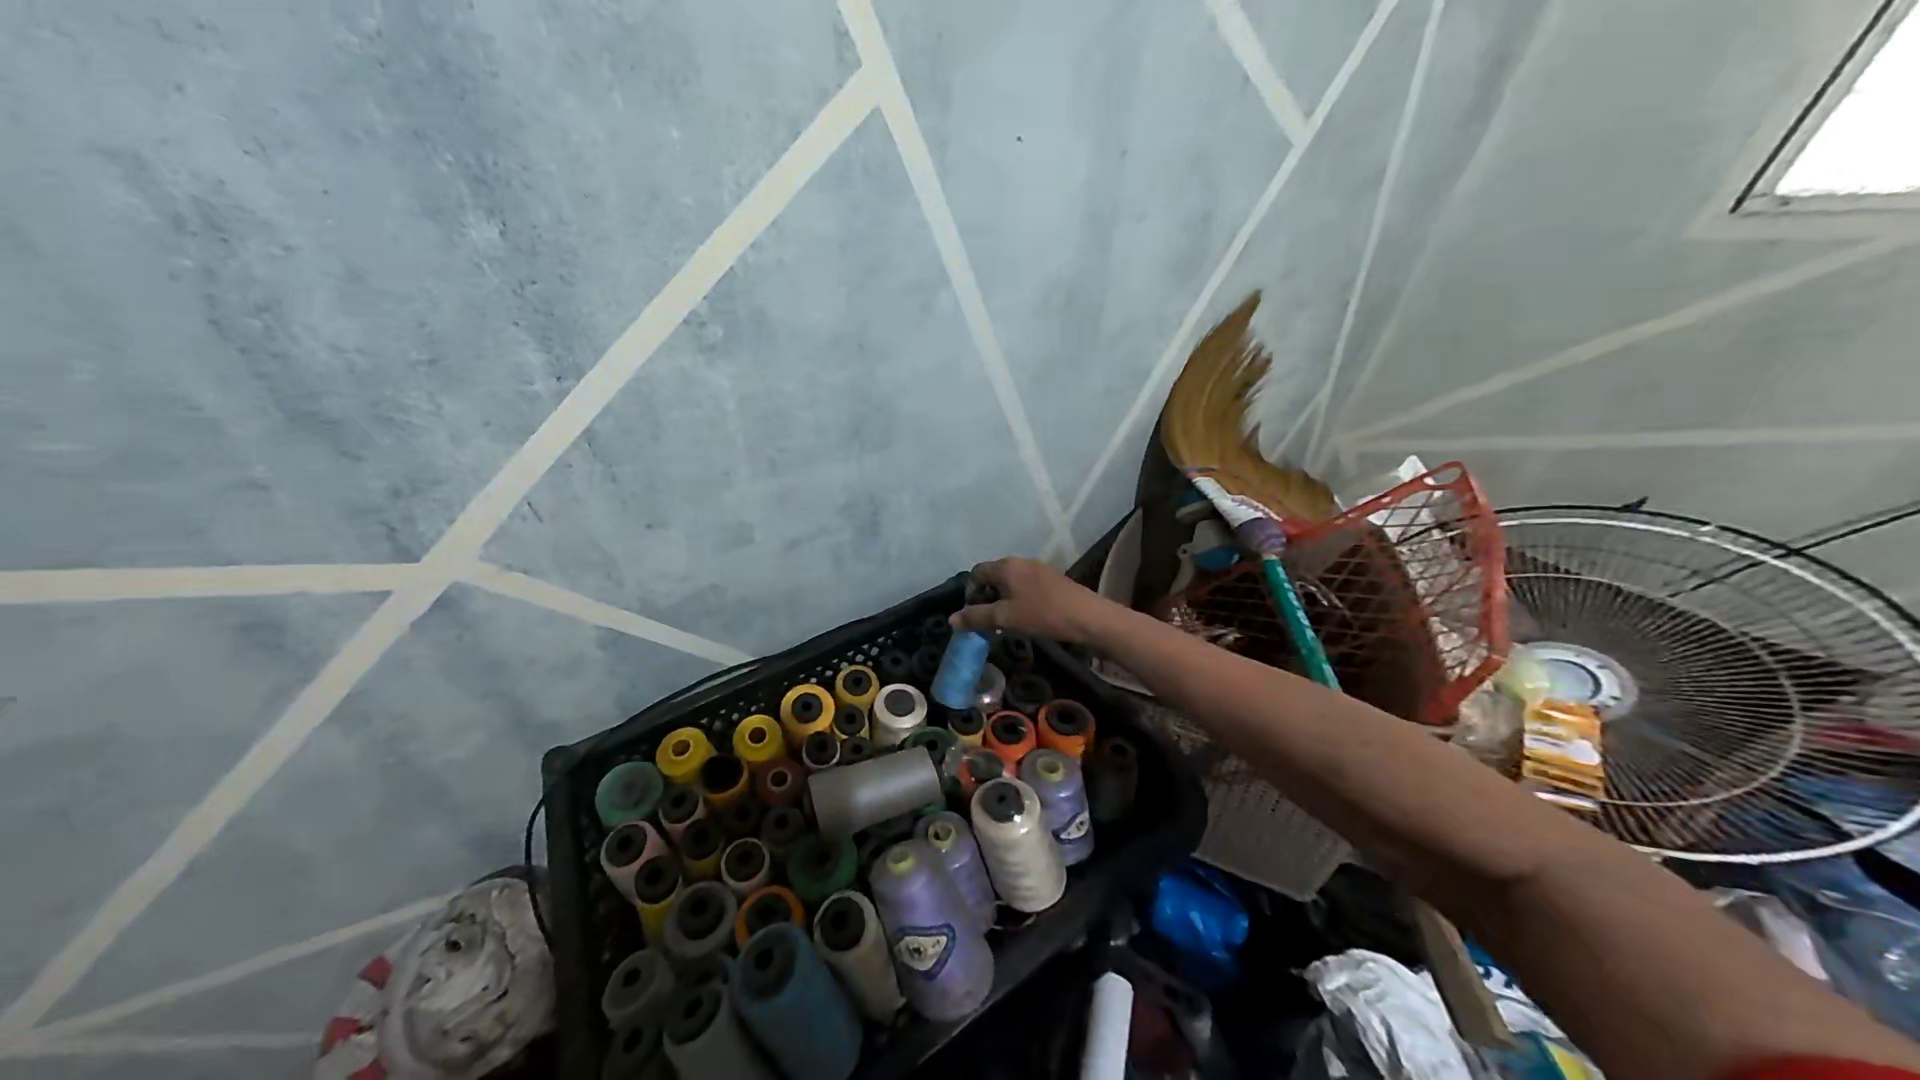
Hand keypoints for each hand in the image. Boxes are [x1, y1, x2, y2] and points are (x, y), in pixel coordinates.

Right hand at [949, 557, 1115, 643]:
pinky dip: (1020, 598)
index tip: (974, 614)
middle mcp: (1020, 562)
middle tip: (989, 620)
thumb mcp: (1005, 619)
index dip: (970, 593)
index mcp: (1005, 567)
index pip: (976, 573)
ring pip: (1011, 581)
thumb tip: (952, 619)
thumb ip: (976, 618)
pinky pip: (1027, 585)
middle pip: (994, 576)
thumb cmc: (1042, 615)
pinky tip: (1028, 616)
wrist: (1088, 617)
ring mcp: (1039, 569)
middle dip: (986, 597)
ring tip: (1008, 621)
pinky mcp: (1053, 579)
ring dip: (1004, 599)